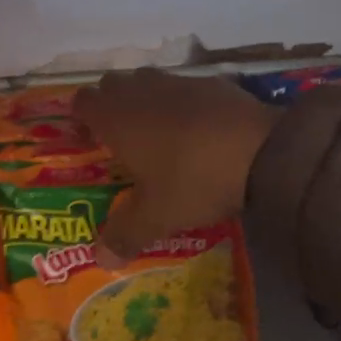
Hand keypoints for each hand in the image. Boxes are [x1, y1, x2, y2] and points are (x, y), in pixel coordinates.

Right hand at [73, 68, 282, 265]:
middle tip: (123, 139)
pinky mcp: (209, 82)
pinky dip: (183, 103)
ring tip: (161, 133)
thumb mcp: (157, 216)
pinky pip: (183, 88)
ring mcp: (174, 81)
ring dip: (145, 100)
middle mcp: (137, 91)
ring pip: (145, 82)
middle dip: (111, 106)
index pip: (81, 102)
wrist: (260, 150)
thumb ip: (125, 234)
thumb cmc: (192, 178)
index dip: (81, 119)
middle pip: (110, 85)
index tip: (90, 141)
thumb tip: (100, 258)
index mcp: (114, 116)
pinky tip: (200, 130)